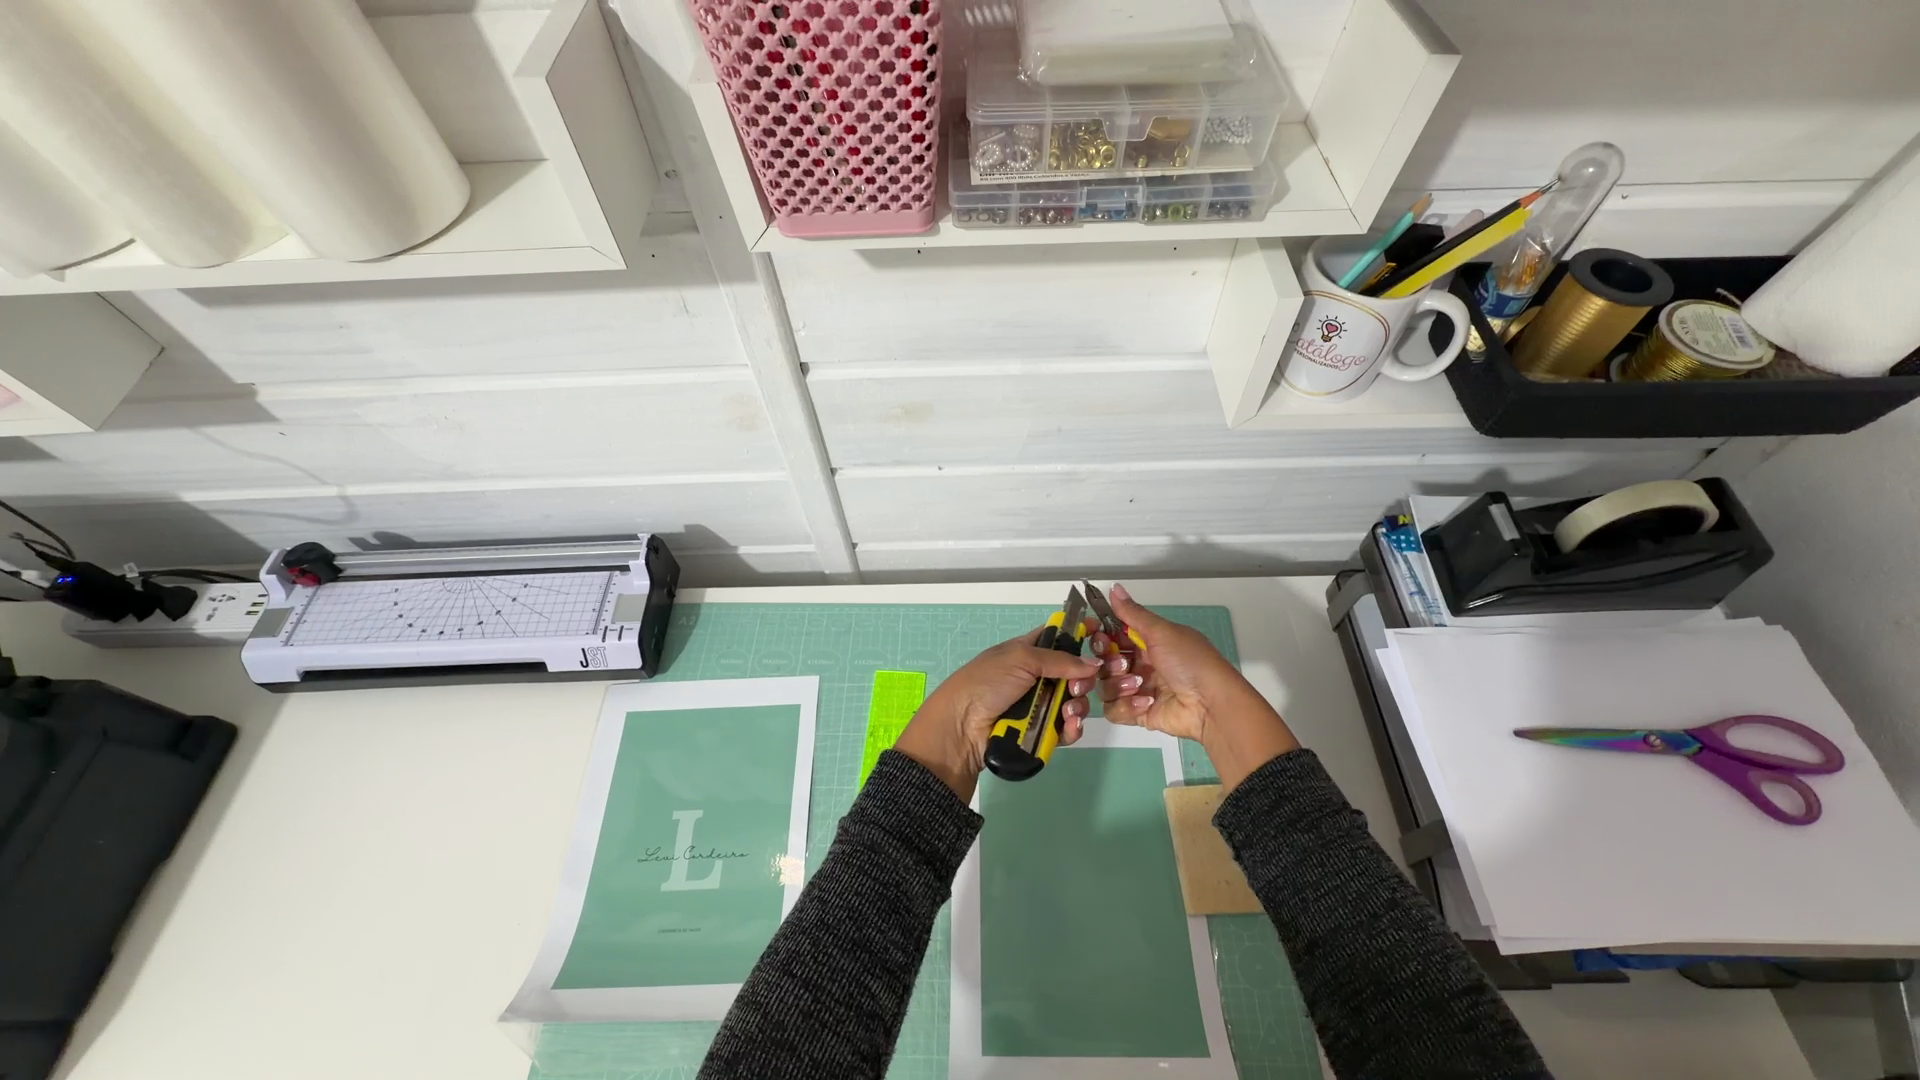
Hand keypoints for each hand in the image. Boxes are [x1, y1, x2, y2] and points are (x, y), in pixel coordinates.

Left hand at [894, 625, 1100, 799]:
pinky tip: (1069, 726)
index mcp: (1028, 651)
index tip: (1099, 634)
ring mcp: (1039, 706)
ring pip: (1074, 702)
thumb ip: (1059, 659)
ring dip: (1077, 705)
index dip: (1079, 635)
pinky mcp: (1040, 732)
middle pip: (1074, 674)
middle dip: (1082, 679)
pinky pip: (1066, 729)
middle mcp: (1037, 677)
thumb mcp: (1021, 658)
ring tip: (1068, 710)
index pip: (1058, 638)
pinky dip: (1071, 728)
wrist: (962, 727)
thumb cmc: (987, 682)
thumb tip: (1094, 663)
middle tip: (1076, 685)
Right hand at [1094, 583, 1298, 789]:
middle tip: (1122, 662)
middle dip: (1108, 661)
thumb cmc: (1189, 662)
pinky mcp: (1137, 714)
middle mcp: (1140, 664)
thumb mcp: (1162, 632)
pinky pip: (1113, 710)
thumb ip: (1133, 613)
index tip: (1095, 631)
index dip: (1101, 634)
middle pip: (1103, 661)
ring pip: (1105, 686)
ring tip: (1140, 685)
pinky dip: (1125, 706)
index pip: (1112, 636)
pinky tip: (1145, 702)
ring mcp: (1137, 690)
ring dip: (1118, 684)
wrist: (1211, 704)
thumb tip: (1114, 587)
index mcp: (1148, 642)